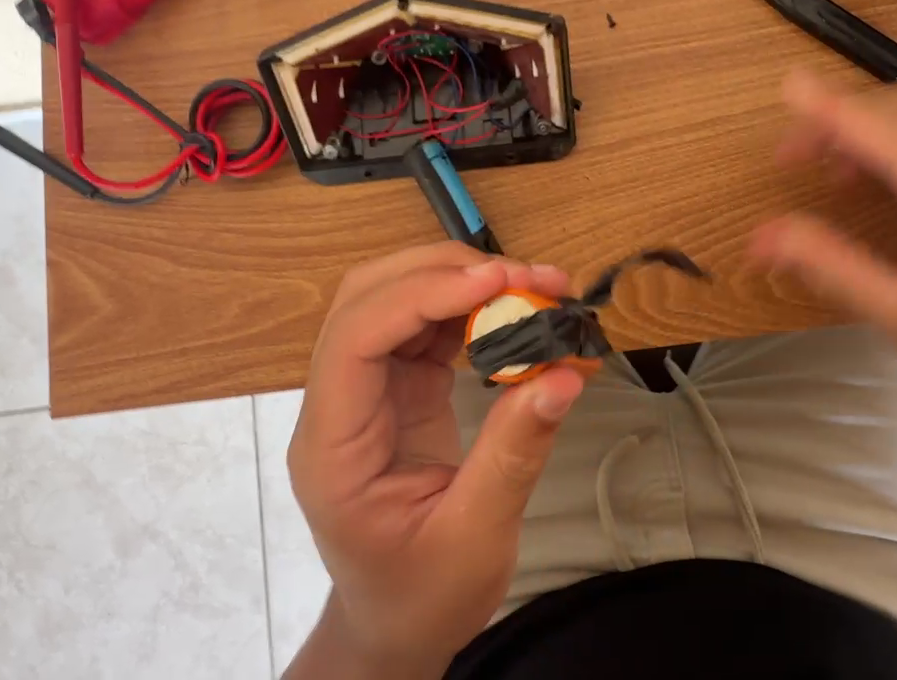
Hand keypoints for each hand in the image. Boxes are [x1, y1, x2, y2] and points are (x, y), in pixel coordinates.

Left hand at [287, 243, 586, 677]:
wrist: (397, 623)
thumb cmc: (422, 595)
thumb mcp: (475, 537)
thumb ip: (514, 453)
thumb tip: (563, 374)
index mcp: (333, 445)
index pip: (356, 338)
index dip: (421, 295)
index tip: (497, 283)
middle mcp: (339, 403)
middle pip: (369, 298)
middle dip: (445, 272)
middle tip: (525, 276)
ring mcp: (366, 390)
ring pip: (398, 299)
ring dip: (463, 280)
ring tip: (533, 285)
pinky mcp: (396, 386)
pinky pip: (426, 325)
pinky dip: (471, 307)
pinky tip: (514, 310)